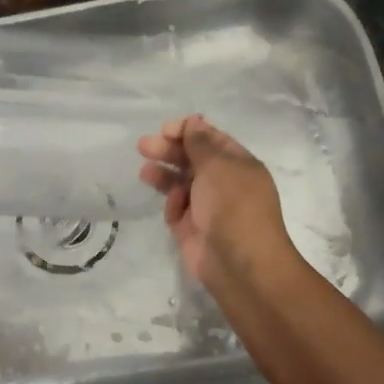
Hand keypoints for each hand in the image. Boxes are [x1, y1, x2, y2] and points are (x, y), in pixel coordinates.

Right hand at [137, 115, 297, 287]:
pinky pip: (177, 209)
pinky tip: (171, 205)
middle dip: (170, 150)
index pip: (212, 140)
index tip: (166, 129)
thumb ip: (200, 143)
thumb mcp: (218, 166)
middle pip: (193, 160)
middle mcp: (224, 184)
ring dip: (164, 175)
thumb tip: (194, 121)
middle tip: (144, 145)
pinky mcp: (192, 229)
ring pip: (181, 183)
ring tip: (145, 171)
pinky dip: (172, 204)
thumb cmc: (234, 206)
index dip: (189, 131)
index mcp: (239, 165)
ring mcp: (208, 207)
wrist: (239, 263)